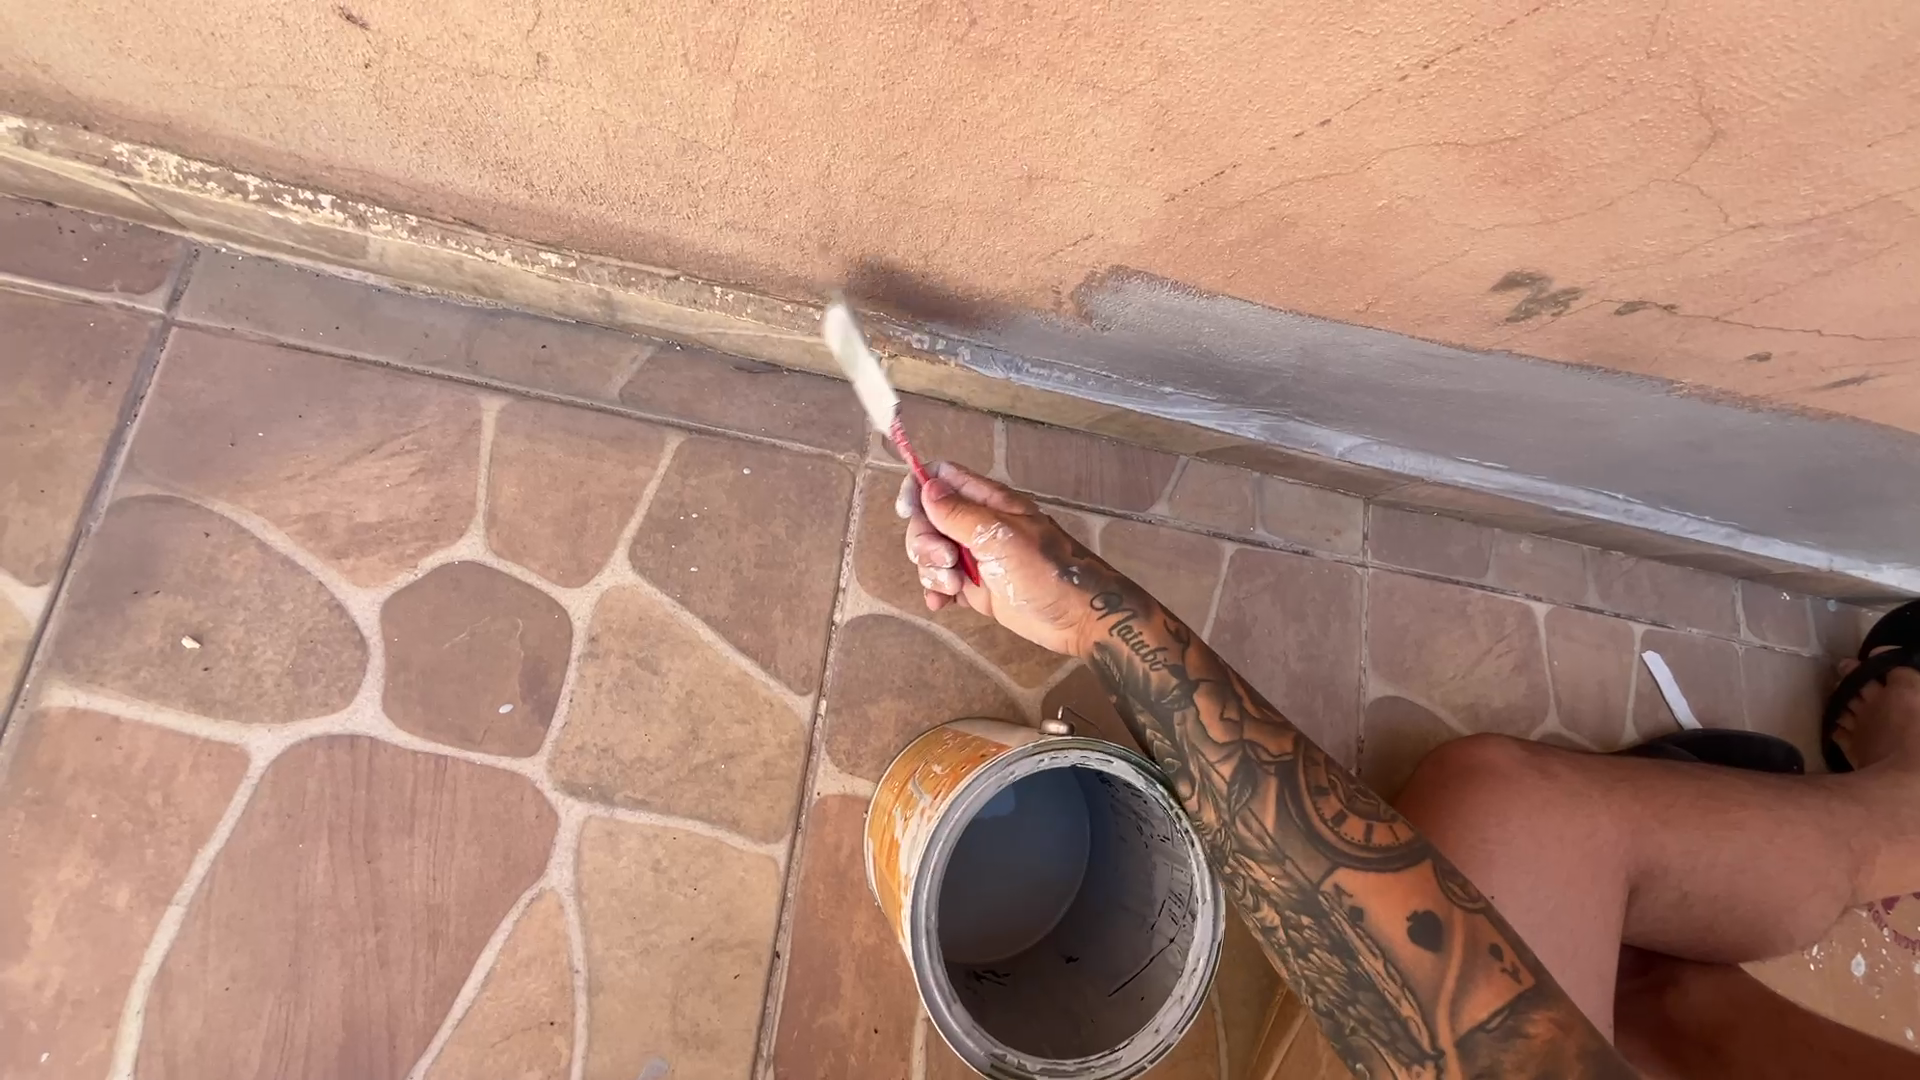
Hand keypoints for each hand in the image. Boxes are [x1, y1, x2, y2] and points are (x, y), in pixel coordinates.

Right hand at [898, 462, 1108, 657]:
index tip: (907, 512)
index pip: (942, 477)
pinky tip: (941, 603)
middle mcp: (977, 525)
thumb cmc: (1047, 571)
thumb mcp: (1001, 537)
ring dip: (931, 570)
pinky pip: (940, 582)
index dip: (918, 488)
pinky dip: (935, 591)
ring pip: (930, 553)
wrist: (1077, 618)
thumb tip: (927, 487)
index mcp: (988, 502)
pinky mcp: (975, 588)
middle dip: (925, 541)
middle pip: (927, 519)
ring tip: (955, 587)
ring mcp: (975, 557)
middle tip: (948, 560)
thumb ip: (960, 513)